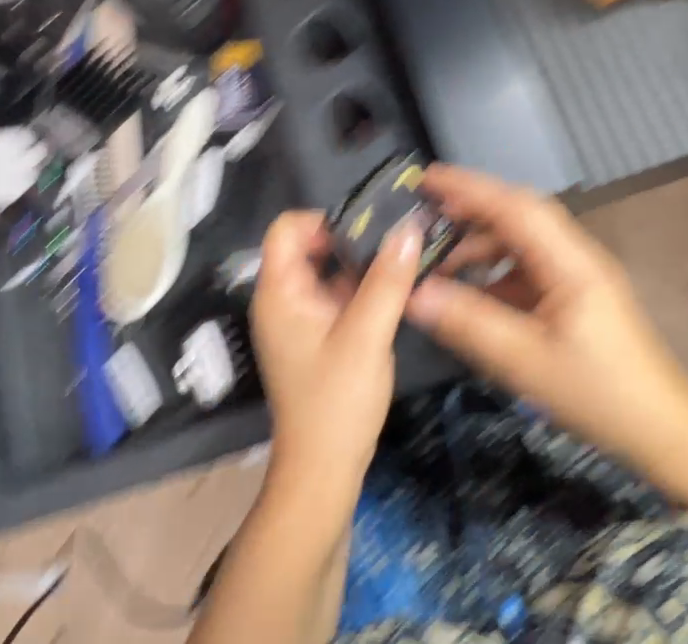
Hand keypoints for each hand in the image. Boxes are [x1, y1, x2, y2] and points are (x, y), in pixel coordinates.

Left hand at [250, 210, 419, 492]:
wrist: (324, 469)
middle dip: (352, 240)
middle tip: (397, 243)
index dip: (325, 219)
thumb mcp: (367, 336)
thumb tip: (409, 228)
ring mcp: (299, 319)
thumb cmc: (337, 401)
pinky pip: (337, 297)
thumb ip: (387, 280)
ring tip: (405, 262)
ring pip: (328, 272)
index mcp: (278, 291)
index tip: (369, 232)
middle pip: (310, 246)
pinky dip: (363, 290)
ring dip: (362, 266)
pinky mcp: (317, 336)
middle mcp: (282, 298)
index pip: (286, 227)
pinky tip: (397, 293)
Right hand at [404, 165, 687, 466]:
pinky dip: (495, 271)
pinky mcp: (576, 297)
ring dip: (481, 244)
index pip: (516, 207)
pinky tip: (472, 292)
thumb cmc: (599, 393)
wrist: (660, 429)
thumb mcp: (526, 362)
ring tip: (440, 262)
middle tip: (424, 216)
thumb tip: (414, 295)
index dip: (469, 188)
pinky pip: (529, 268)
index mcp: (571, 264)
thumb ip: (469, 324)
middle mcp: (576, 258)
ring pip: (523, 241)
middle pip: (520, 216)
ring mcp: (578, 277)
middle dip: (471, 209)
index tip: (426, 178)